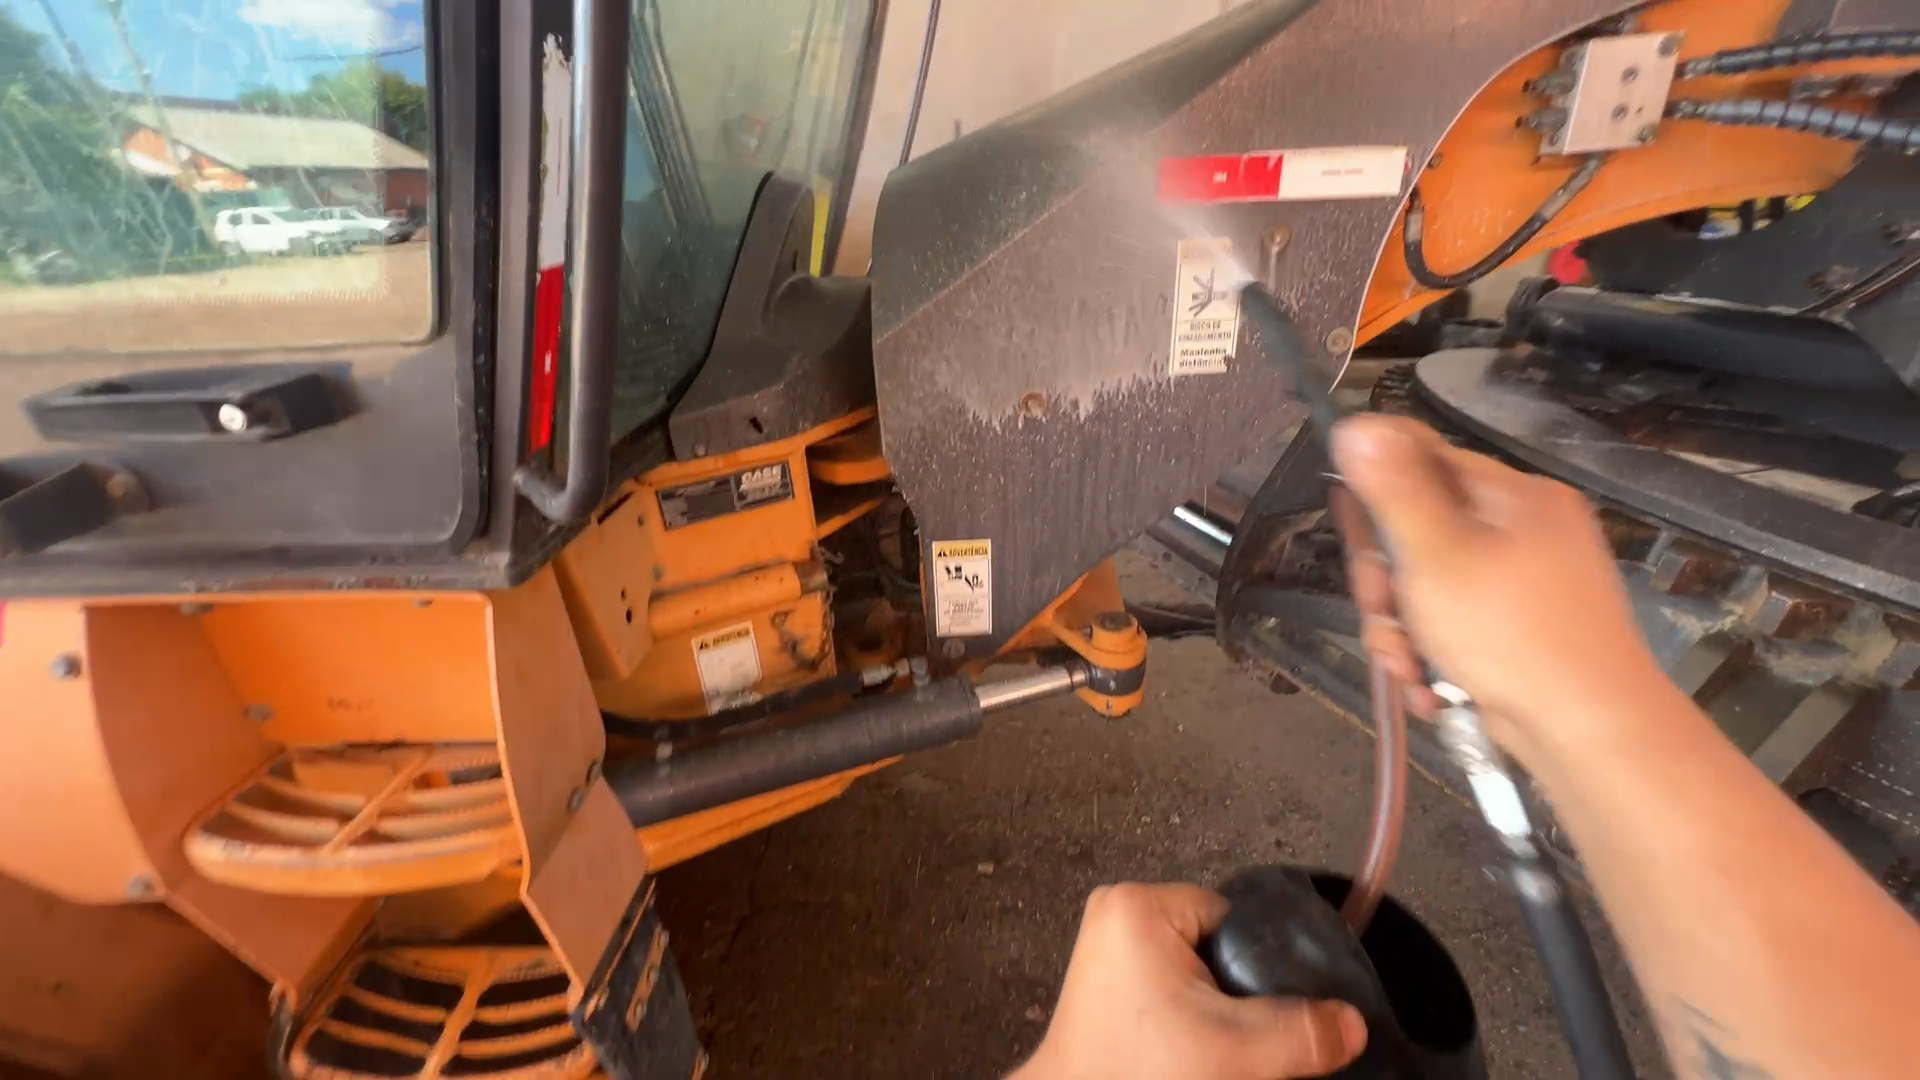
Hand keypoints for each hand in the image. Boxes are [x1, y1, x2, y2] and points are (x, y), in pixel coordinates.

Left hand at [1013, 883, 1364, 1079]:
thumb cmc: (1145, 1072)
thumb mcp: (1234, 1053)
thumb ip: (1300, 1032)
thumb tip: (1354, 1021)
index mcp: (1138, 903)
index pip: (1226, 917)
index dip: (1256, 962)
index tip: (1266, 1008)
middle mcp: (1116, 906)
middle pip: (1208, 939)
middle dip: (1231, 985)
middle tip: (1242, 1033)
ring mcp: (1103, 938)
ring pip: (1186, 962)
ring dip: (1207, 1001)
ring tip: (1215, 1042)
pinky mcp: (1100, 971)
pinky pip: (1160, 975)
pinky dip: (1180, 1006)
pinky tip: (1187, 1043)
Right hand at [1329, 415, 1670, 762]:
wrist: (1589, 732)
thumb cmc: (1509, 634)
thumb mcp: (1435, 555)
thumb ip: (1392, 490)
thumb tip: (1355, 424)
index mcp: (1511, 497)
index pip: (1423, 461)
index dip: (1376, 490)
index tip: (1354, 533)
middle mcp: (1519, 530)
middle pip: (1416, 532)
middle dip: (1386, 583)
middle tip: (1383, 612)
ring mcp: (1519, 581)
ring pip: (1424, 584)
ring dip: (1400, 626)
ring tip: (1407, 666)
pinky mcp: (1514, 625)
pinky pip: (1448, 619)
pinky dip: (1429, 650)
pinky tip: (1428, 682)